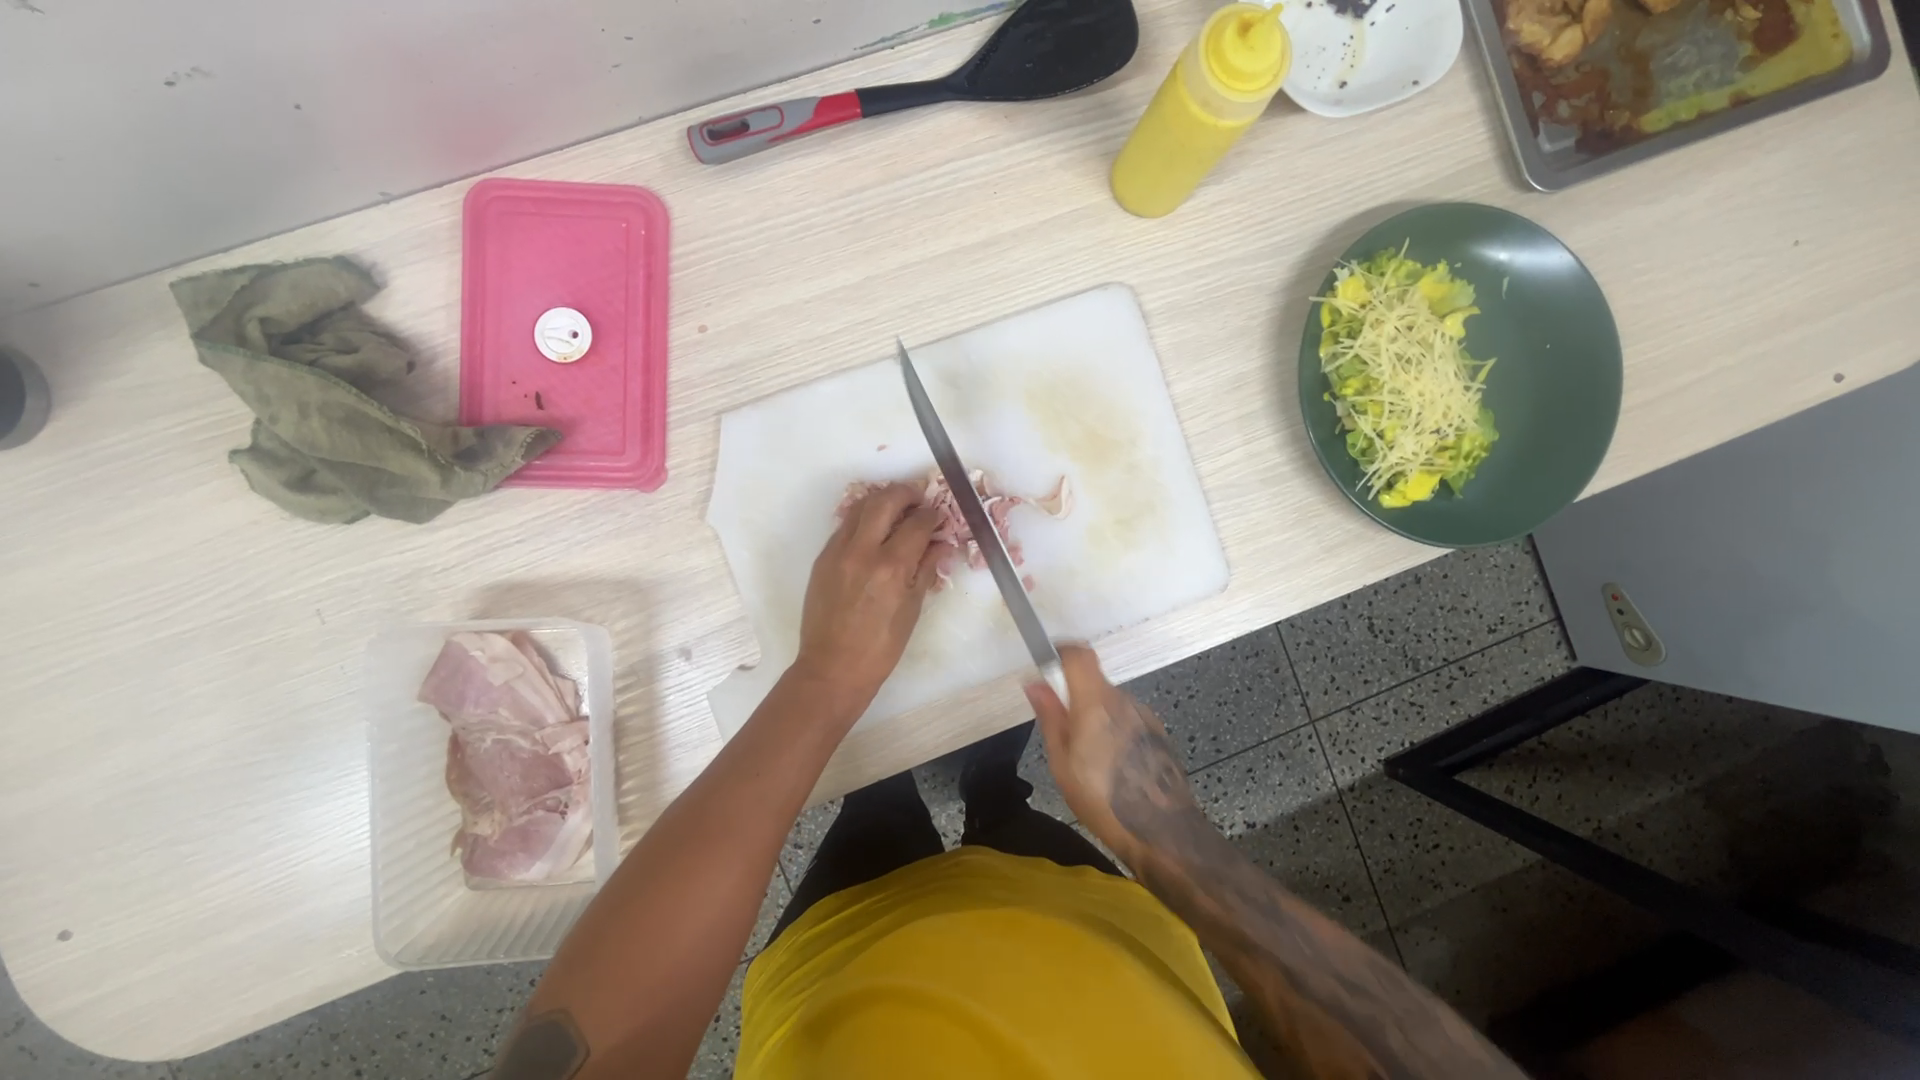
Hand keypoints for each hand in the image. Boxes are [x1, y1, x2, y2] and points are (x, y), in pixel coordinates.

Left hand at [791, 483, 951, 717]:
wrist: (833, 667)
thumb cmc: (880, 647)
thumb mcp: (912, 609)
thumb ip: (925, 570)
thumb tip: (939, 545)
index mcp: (890, 567)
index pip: (916, 524)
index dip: (931, 515)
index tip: (937, 516)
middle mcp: (862, 551)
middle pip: (884, 502)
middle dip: (905, 494)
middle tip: (918, 498)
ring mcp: (837, 552)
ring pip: (860, 508)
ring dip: (881, 501)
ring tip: (896, 508)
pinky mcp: (822, 559)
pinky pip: (845, 527)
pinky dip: (863, 521)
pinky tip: (874, 531)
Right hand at [1025, 645, 1201, 865]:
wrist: (1162, 830)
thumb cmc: (1102, 799)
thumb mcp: (1062, 763)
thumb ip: (1051, 717)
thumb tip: (1035, 684)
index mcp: (1095, 702)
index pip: (1080, 655)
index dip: (1062, 652)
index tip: (1048, 665)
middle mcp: (1123, 701)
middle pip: (1095, 682)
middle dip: (1076, 698)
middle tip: (1064, 735)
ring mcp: (1145, 716)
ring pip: (1113, 704)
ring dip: (1098, 719)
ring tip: (1090, 761)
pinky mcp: (1159, 733)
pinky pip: (1130, 721)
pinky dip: (1116, 732)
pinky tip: (1114, 767)